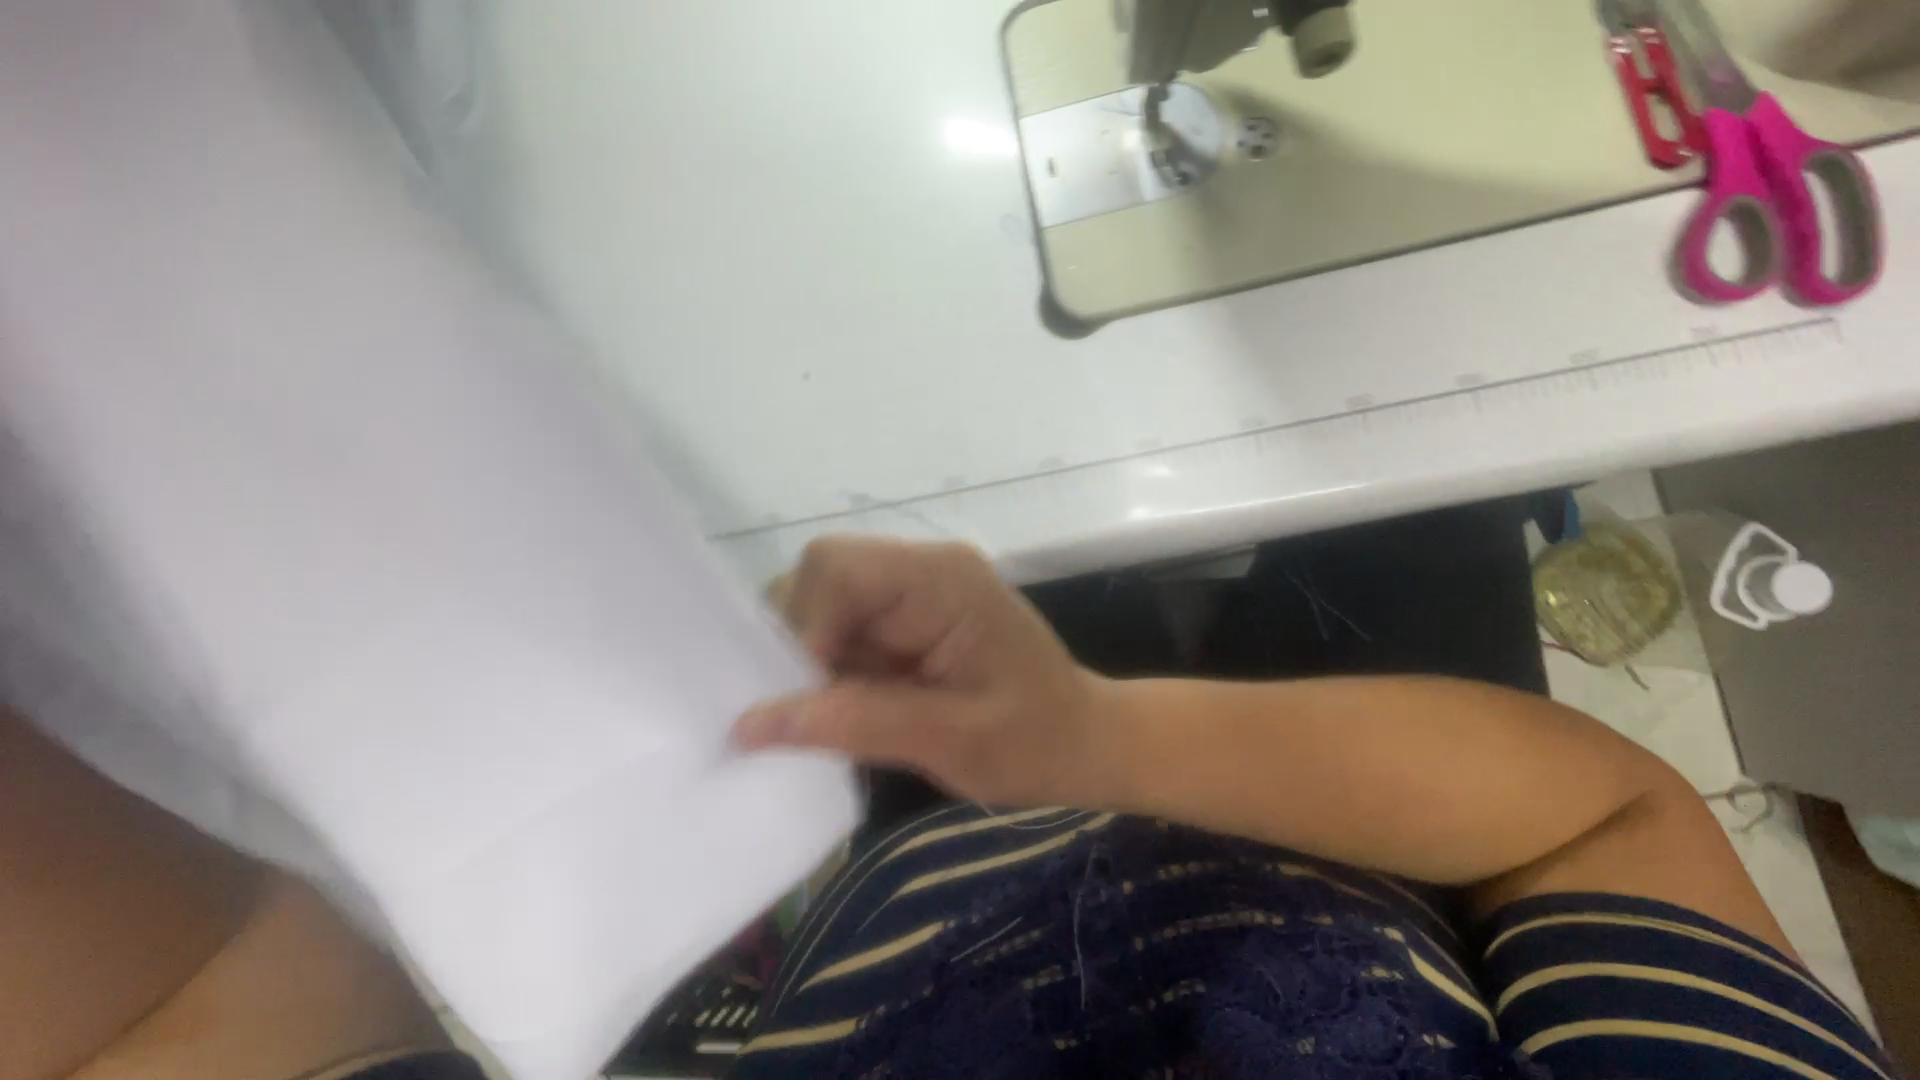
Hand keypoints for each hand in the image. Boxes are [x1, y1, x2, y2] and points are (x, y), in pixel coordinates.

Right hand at [732, 537, 1112, 808]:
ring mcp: (915, 592)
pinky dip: (834, 669)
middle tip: (824, 707)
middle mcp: (923, 569)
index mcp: (942, 580)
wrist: (1086, 743)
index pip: (836, 567)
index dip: (806, 625)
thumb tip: (749, 722)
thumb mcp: (948, 740)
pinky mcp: (909, 619)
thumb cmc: (1034, 742)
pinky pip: (844, 629)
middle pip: (822, 577)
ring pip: (824, 604)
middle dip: (805, 643)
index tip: (814, 693)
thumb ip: (853, 722)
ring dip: (817, 660)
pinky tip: (854, 707)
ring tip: (842, 712)